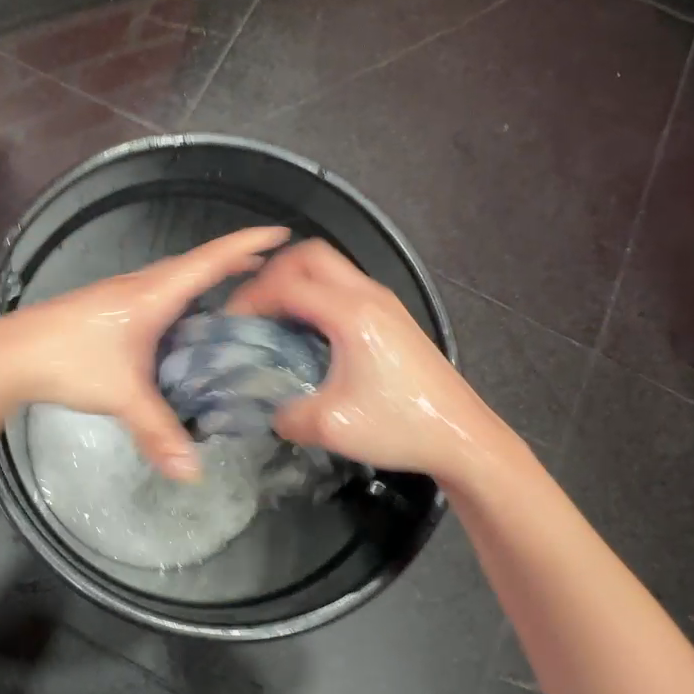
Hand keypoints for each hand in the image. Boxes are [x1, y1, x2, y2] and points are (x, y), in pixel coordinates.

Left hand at [0, 225, 290, 479]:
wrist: (9, 355)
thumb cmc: (69, 362)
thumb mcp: (123, 397)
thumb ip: (159, 433)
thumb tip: (192, 473)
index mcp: (153, 295)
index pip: (210, 261)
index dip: (247, 244)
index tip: (281, 232)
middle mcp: (138, 287)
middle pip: (193, 265)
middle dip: (232, 259)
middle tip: (267, 263)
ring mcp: (118, 296)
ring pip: (171, 279)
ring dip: (204, 277)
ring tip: (232, 286)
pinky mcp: (103, 310)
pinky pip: (154, 294)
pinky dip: (180, 297)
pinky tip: (179, 321)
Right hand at [226, 240, 510, 480]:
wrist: (462, 437)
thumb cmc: (398, 427)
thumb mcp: (329, 427)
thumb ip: (286, 414)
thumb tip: (270, 408)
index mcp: (351, 314)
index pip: (287, 284)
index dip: (252, 297)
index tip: (232, 323)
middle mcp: (369, 296)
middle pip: (311, 256)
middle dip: (274, 274)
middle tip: (254, 308)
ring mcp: (385, 303)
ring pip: (330, 267)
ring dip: (297, 282)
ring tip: (275, 318)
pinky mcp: (393, 317)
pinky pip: (344, 286)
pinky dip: (317, 295)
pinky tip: (308, 333)